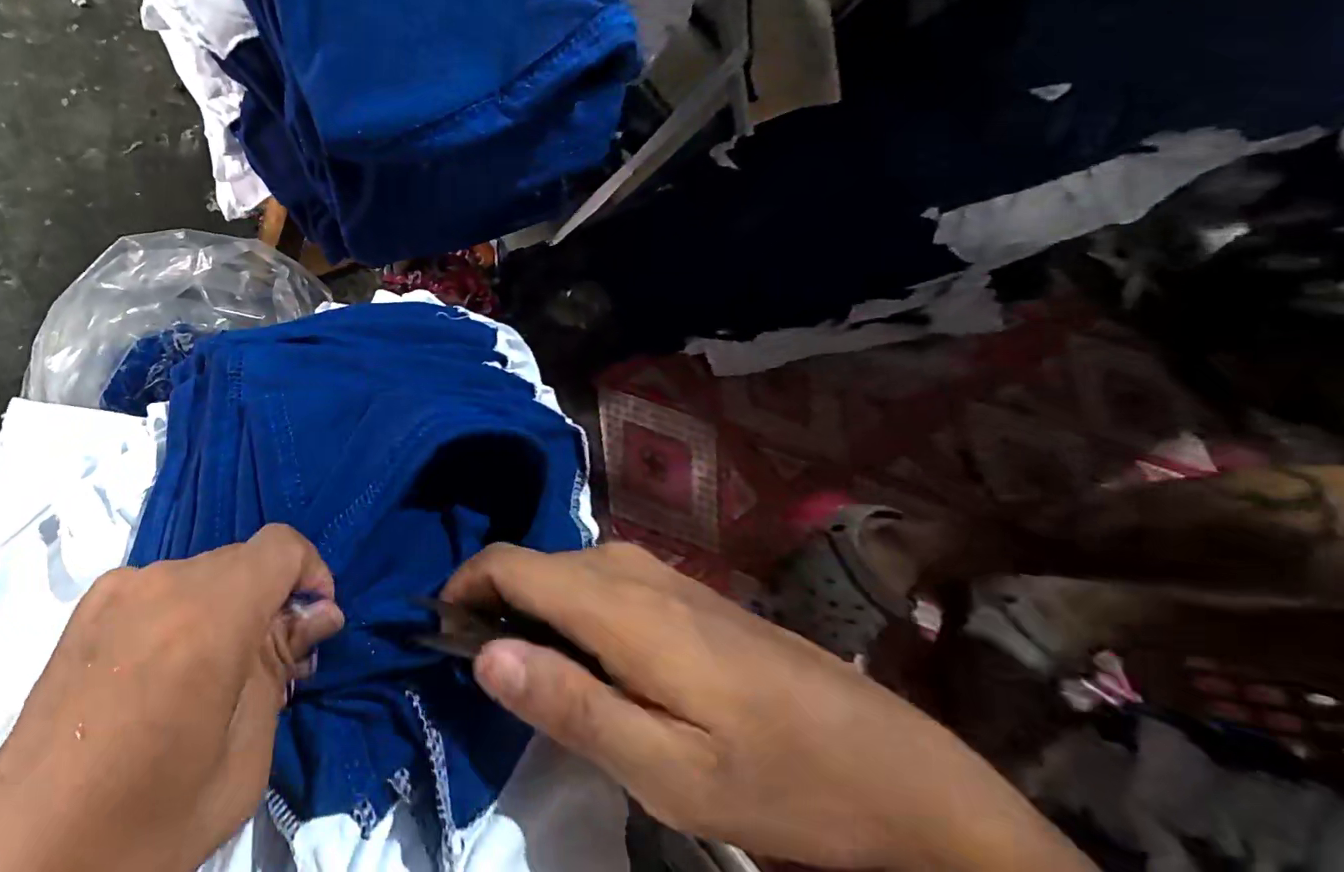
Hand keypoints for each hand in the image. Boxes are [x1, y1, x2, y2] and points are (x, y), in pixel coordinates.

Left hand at [0, 525, 345, 871]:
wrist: (23, 857)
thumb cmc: (147, 821)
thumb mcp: (242, 759)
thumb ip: (279, 668)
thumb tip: (317, 615)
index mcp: (207, 615)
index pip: (281, 545)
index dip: (310, 574)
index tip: (313, 625)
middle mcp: (161, 582)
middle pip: (241, 562)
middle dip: (267, 602)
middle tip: (267, 670)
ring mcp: (116, 591)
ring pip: (200, 576)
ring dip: (223, 610)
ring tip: (210, 681)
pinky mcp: (85, 609)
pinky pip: (158, 591)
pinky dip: (180, 616)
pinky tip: (163, 679)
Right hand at [443, 543, 1093, 871]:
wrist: (902, 773)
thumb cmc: (779, 781)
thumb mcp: (667, 771)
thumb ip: (568, 703)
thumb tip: (483, 651)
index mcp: (621, 605)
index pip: (509, 562)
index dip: (461, 589)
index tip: (441, 639)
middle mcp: (634, 569)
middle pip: (532, 565)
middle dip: (493, 608)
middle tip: (489, 682)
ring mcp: (664, 575)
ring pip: (565, 574)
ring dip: (531, 615)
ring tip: (535, 683)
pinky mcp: (685, 592)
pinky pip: (600, 585)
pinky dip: (569, 615)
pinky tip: (594, 670)